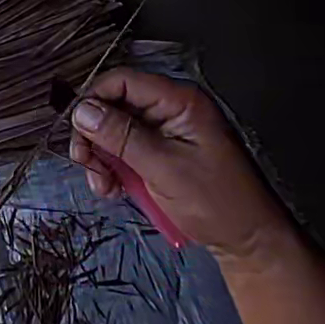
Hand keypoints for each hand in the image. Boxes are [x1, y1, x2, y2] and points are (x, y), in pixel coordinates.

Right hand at [68, 68, 291, 261]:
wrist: (248, 241)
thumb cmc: (214, 201)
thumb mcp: (163, 167)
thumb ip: (121, 136)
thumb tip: (82, 110)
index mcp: (179, 101)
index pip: (123, 81)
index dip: (94, 100)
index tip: (77, 131)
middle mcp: (170, 109)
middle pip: (115, 106)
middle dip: (95, 136)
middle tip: (86, 165)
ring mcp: (165, 132)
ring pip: (115, 131)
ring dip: (101, 157)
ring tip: (103, 186)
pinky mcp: (160, 154)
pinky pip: (125, 151)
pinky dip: (113, 168)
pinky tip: (113, 190)